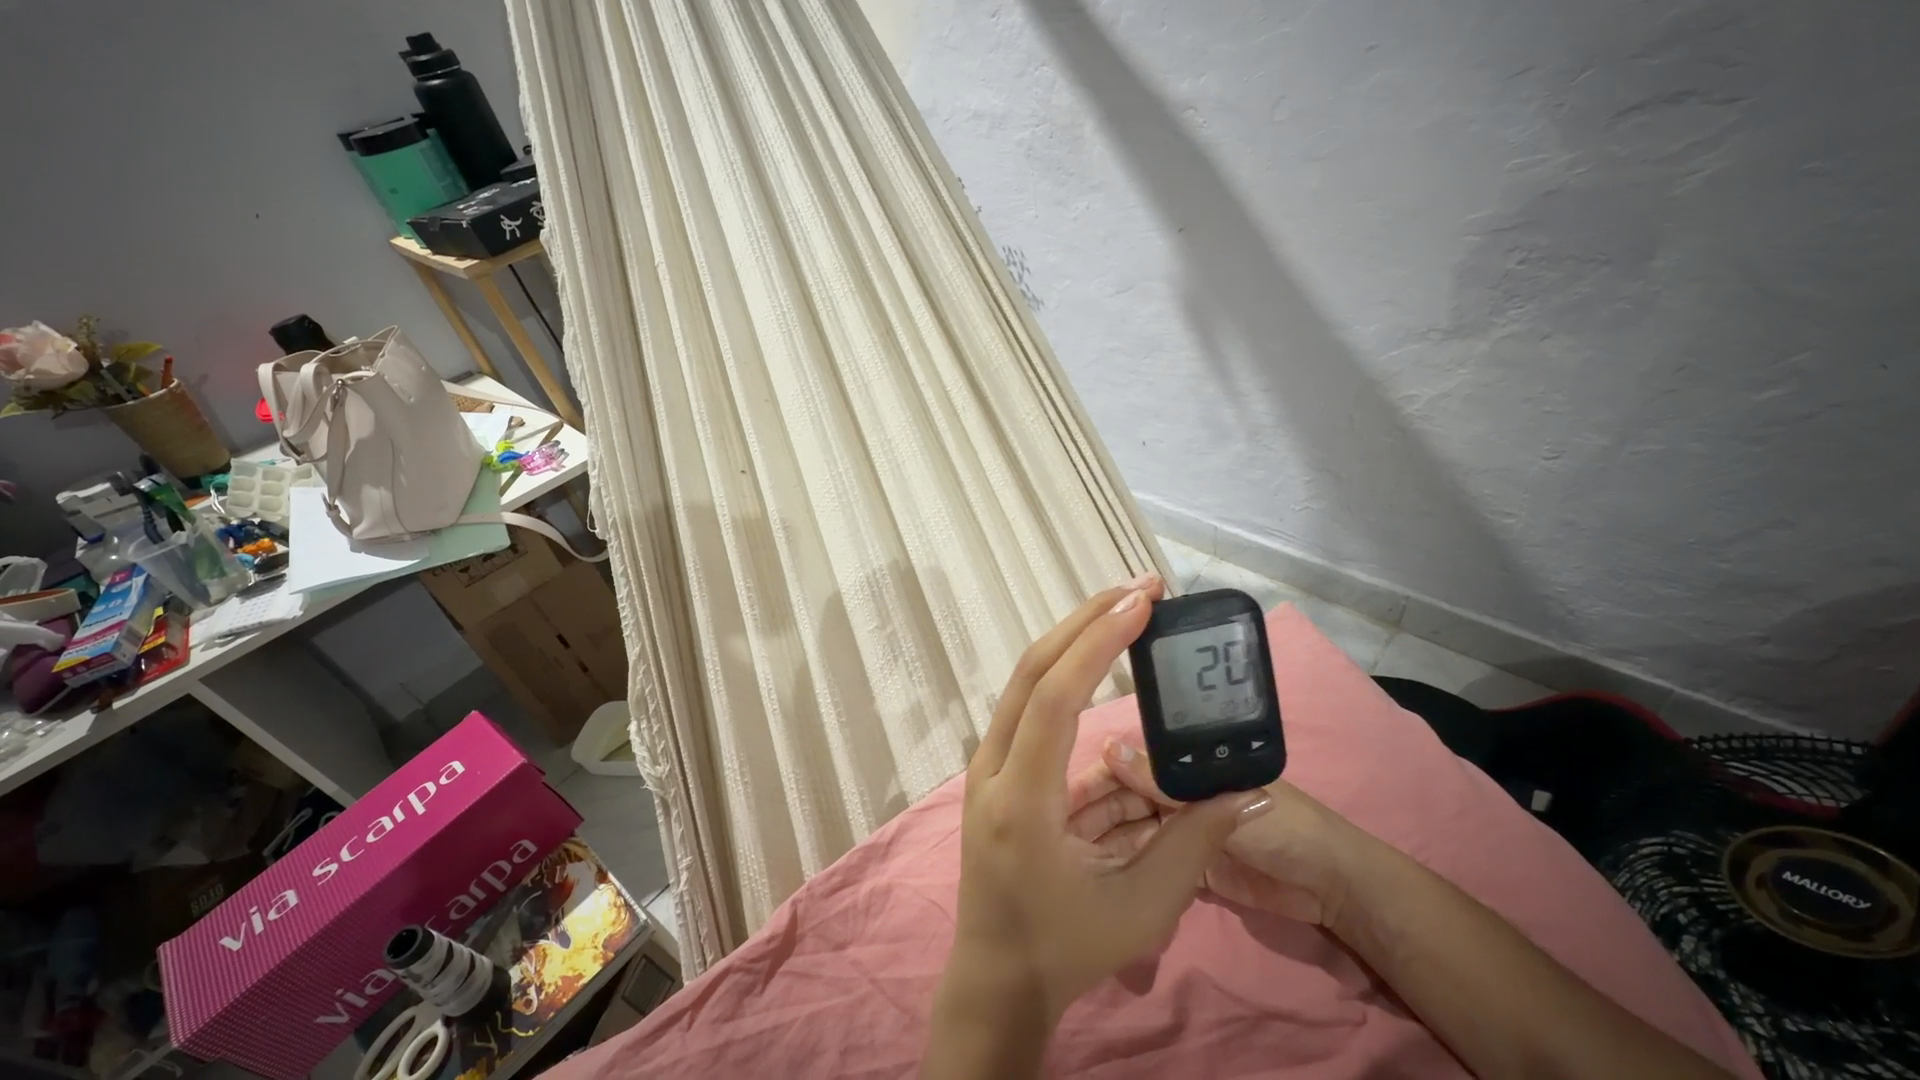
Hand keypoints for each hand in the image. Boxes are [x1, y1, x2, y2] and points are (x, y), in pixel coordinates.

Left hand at [939, 575, 1274, 1022]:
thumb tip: (1244, 789)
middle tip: (1139, 588)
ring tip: (1129, 617)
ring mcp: (990, 772)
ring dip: (1078, 649)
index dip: (1098, 643)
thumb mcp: (1143, 905)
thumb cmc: (1066, 950)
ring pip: (1030, 689)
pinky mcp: (1001, 778)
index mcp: (1020, 800)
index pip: (1054, 697)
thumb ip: (1195, 841)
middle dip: (1086, 622)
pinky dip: (1072, 691)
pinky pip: (1037, 720)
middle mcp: (993, 772)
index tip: (1140, 602)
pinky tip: (1106, 677)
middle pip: (1032, 673)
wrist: (998, 982)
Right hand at [1073, 737, 1365, 925]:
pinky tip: (1092, 879)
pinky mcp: (1189, 868)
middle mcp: (1177, 796)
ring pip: (1129, 833)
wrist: (1330, 884)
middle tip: (1053, 838)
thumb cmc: (1282, 827)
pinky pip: (1147, 863)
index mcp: (1187, 768)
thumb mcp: (1219, 800)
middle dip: (1091, 816)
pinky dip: (1123, 868)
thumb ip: (1163, 781)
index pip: (1129, 767)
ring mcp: (1182, 833)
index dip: (1096, 780)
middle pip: (1122, 801)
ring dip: (1102, 844)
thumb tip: (1108, 747)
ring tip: (1065, 861)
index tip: (1057, 796)